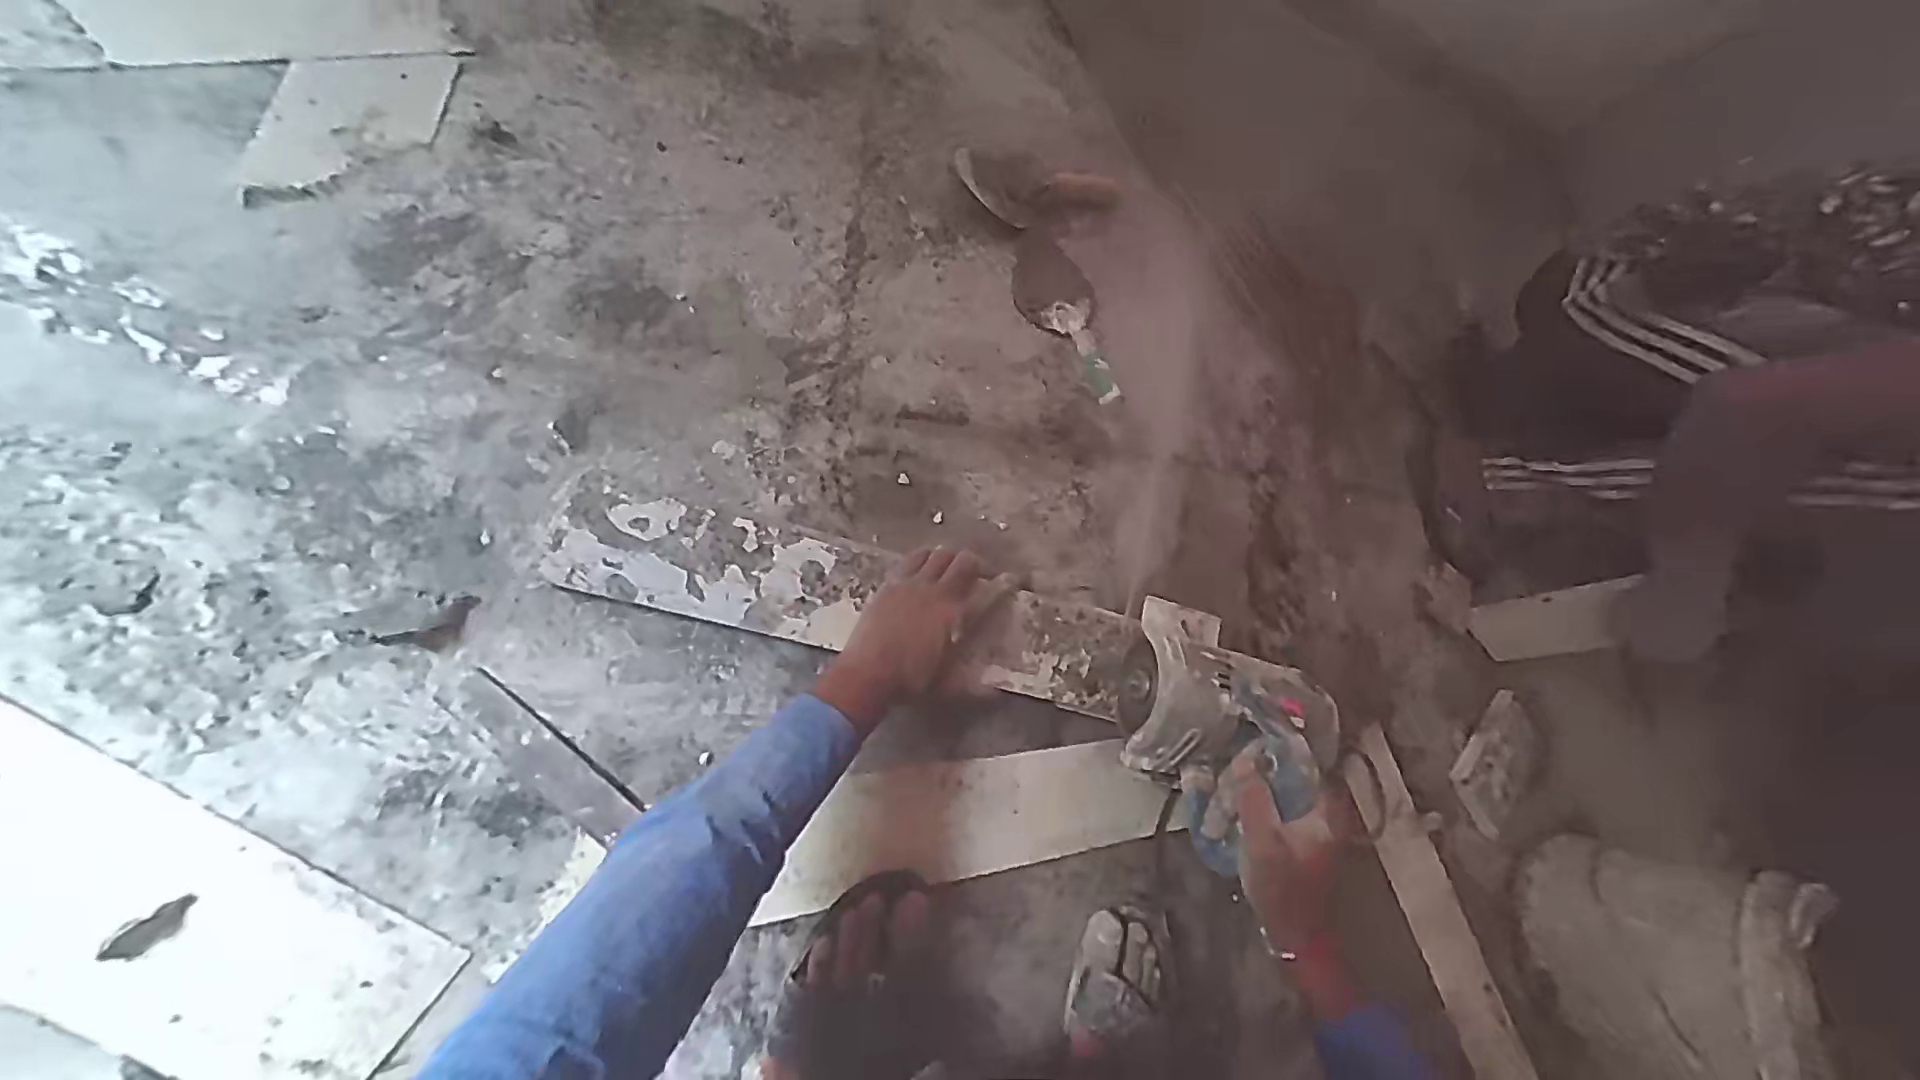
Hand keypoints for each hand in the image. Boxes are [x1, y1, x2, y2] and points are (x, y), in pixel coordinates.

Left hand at [814, 547, 1012, 734]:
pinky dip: (922, 558)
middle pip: (963, 562)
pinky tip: (922, 566)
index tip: (1012, 578)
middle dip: (974, 564)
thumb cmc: (909, 682)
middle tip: (975, 575)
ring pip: (937, 554)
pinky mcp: (890, 583)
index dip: (1004, 583)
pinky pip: (911, 559)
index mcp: (954, 616)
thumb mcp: (946, 687)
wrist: (866, 674)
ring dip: (948, 558)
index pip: (987, 593)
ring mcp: (911, 584)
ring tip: (948, 568)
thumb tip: (996, 693)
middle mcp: (936, 593)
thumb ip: (973, 688)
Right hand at [1221, 743, 1338, 955]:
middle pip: (1298, 775)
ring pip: (1288, 791)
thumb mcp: (1262, 840)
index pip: (1311, 764)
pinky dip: (1263, 801)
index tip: (1258, 736)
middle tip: (1237, 757)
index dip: (1285, 746)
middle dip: (1268, 765)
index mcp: (1327, 813)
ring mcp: (1315, 830)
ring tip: (1232, 777)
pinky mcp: (1301, 841)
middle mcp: (1327, 817)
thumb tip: (1246, 757)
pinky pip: (1282, 808)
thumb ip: (1253, 797)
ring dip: (1262, 783)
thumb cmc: (1282, 887)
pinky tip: (1239, 801)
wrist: (1294, 936)